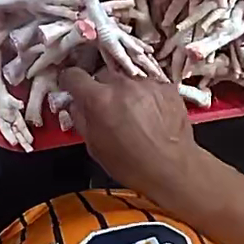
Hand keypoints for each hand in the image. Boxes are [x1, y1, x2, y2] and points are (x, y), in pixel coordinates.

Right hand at [59, 67, 217, 202]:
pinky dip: (146, 95)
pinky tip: (152, 114)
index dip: (71, 83)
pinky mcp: (167, 86)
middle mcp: (123, 85)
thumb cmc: (131, 164)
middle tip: (108, 109)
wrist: (173, 168)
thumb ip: (80, 118)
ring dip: (126, 92)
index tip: (73, 89)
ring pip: (127, 79)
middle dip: (102, 90)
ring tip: (134, 114)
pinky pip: (149, 84)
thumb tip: (75, 103)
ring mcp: (147, 83)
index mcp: (100, 99)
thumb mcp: (94, 146)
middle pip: (103, 75)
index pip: (74, 76)